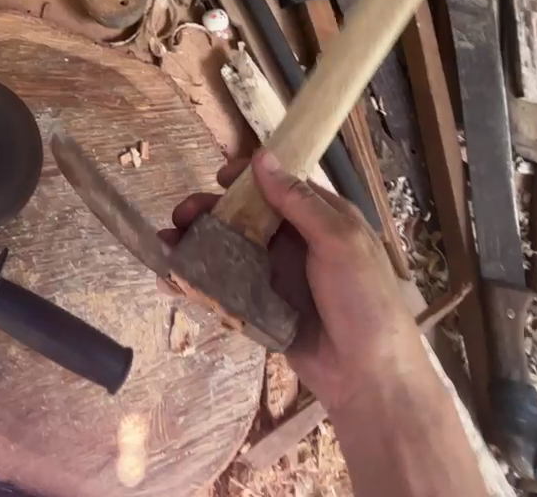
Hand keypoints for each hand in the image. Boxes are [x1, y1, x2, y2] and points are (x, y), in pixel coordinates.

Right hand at [160, 150, 419, 414]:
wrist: (370, 378)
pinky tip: (172, 279)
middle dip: (208, 211)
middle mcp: (294, 242)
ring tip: (167, 245)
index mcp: (319, 219)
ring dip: (196, 243)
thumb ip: (298, 202)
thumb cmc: (364, 301)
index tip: (219, 177)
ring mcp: (275, 275)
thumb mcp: (338, 242)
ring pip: (227, 249)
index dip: (246, 178)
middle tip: (181, 215)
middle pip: (243, 216)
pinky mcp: (260, 307)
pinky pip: (224, 286)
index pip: (277, 185)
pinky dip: (197, 281)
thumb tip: (262, 157)